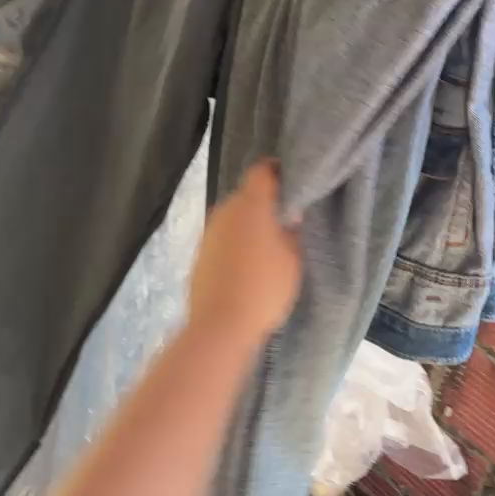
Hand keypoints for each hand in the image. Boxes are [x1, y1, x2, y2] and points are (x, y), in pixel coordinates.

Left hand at [187, 162, 302, 345]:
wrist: (220, 324)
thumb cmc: (265, 287)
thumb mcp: (294, 258)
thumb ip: (293, 230)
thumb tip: (290, 215)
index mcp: (251, 203)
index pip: (262, 170)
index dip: (278, 171)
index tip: (294, 184)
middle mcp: (226, 209)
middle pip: (248, 195)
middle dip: (266, 203)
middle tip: (287, 220)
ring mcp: (209, 231)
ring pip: (234, 217)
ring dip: (250, 224)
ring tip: (269, 246)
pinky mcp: (200, 252)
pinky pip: (224, 237)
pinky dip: (236, 243)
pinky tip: (248, 264)